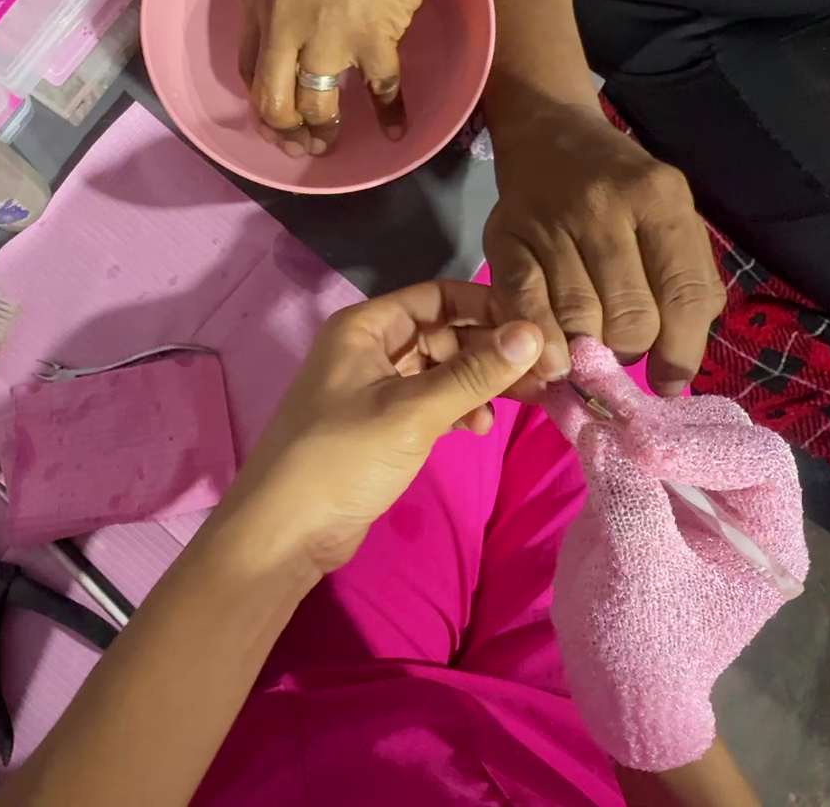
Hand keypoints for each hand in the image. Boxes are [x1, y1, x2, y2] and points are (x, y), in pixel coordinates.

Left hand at [221, 280, 541, 573]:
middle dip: (491, 350)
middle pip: (443, 333)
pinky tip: (478, 428)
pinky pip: (431, 401)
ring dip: (478, 383)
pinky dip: (457, 409)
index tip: (539, 325)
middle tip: (543, 372)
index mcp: (366, 326)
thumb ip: (474, 373)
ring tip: (525, 401)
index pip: (438, 297)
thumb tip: (534, 333)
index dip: (488, 306)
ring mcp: (376, 386)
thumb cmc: (343, 456)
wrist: (286, 530)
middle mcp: (370, 347)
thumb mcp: (412, 411)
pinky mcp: (382, 423)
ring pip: (441, 369)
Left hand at [238, 0, 445, 154]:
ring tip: (330, 142)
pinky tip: (394, 130)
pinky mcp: (371, 39)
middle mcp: (283, 21)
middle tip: (300, 145)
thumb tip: (292, 39)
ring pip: (314, 106)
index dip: (260, 102)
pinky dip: (389, 114)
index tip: (275, 118)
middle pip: (272, 100)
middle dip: (285, 132)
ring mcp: (326, 34)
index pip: (245, 68)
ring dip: (323, 132)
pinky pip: (378, 90)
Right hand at [485, 100, 725, 394]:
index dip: (681, 352)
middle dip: (629, 351)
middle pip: (630, 316)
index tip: (668, 382)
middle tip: (619, 350)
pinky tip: (552, 359)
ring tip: (587, 350)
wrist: (549, 136)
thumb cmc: (620, 186)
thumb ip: (687, 279)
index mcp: (660, 197)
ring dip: (586, 352)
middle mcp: (605, 206)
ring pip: (578, 319)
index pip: (683, 294)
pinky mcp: (505, 236)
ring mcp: (550, 221)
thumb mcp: (670, 214)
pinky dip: (541, 341)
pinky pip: (525, 304)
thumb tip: (674, 367)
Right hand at [545, 339, 808, 771]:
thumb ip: (630, 509)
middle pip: (710, 427)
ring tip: (578, 361)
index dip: (703, 445)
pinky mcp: (637, 480)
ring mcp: (683, 485)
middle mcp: (733, 498)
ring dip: (617, 396)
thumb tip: (600, 433)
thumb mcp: (642, 586)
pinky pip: (617, 437)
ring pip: (662, 420)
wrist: (611, 676)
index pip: (757, 461)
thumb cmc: (645, 650)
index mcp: (766, 532)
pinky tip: (557, 391)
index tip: (641, 449)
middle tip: (602, 393)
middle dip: (656, 411)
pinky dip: (587, 414)